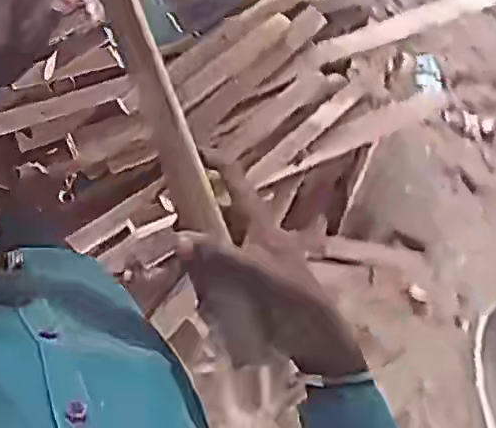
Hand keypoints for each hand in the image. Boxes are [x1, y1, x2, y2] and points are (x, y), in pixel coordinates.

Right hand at [177, 150, 367, 378]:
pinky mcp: (247, 281)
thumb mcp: (255, 273)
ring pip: (212, 241)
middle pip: (213, 209)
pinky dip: (205, 279)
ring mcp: (248, 255)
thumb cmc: (294, 297)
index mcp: (256, 217)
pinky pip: (215, 269)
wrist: (322, 345)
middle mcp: (250, 229)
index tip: (184, 150)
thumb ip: (218, 255)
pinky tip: (203, 299)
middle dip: (191, 217)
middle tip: (172, 228)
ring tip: (189, 274)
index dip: (210, 158)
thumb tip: (178, 239)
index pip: (231, 174)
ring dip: (198, 255)